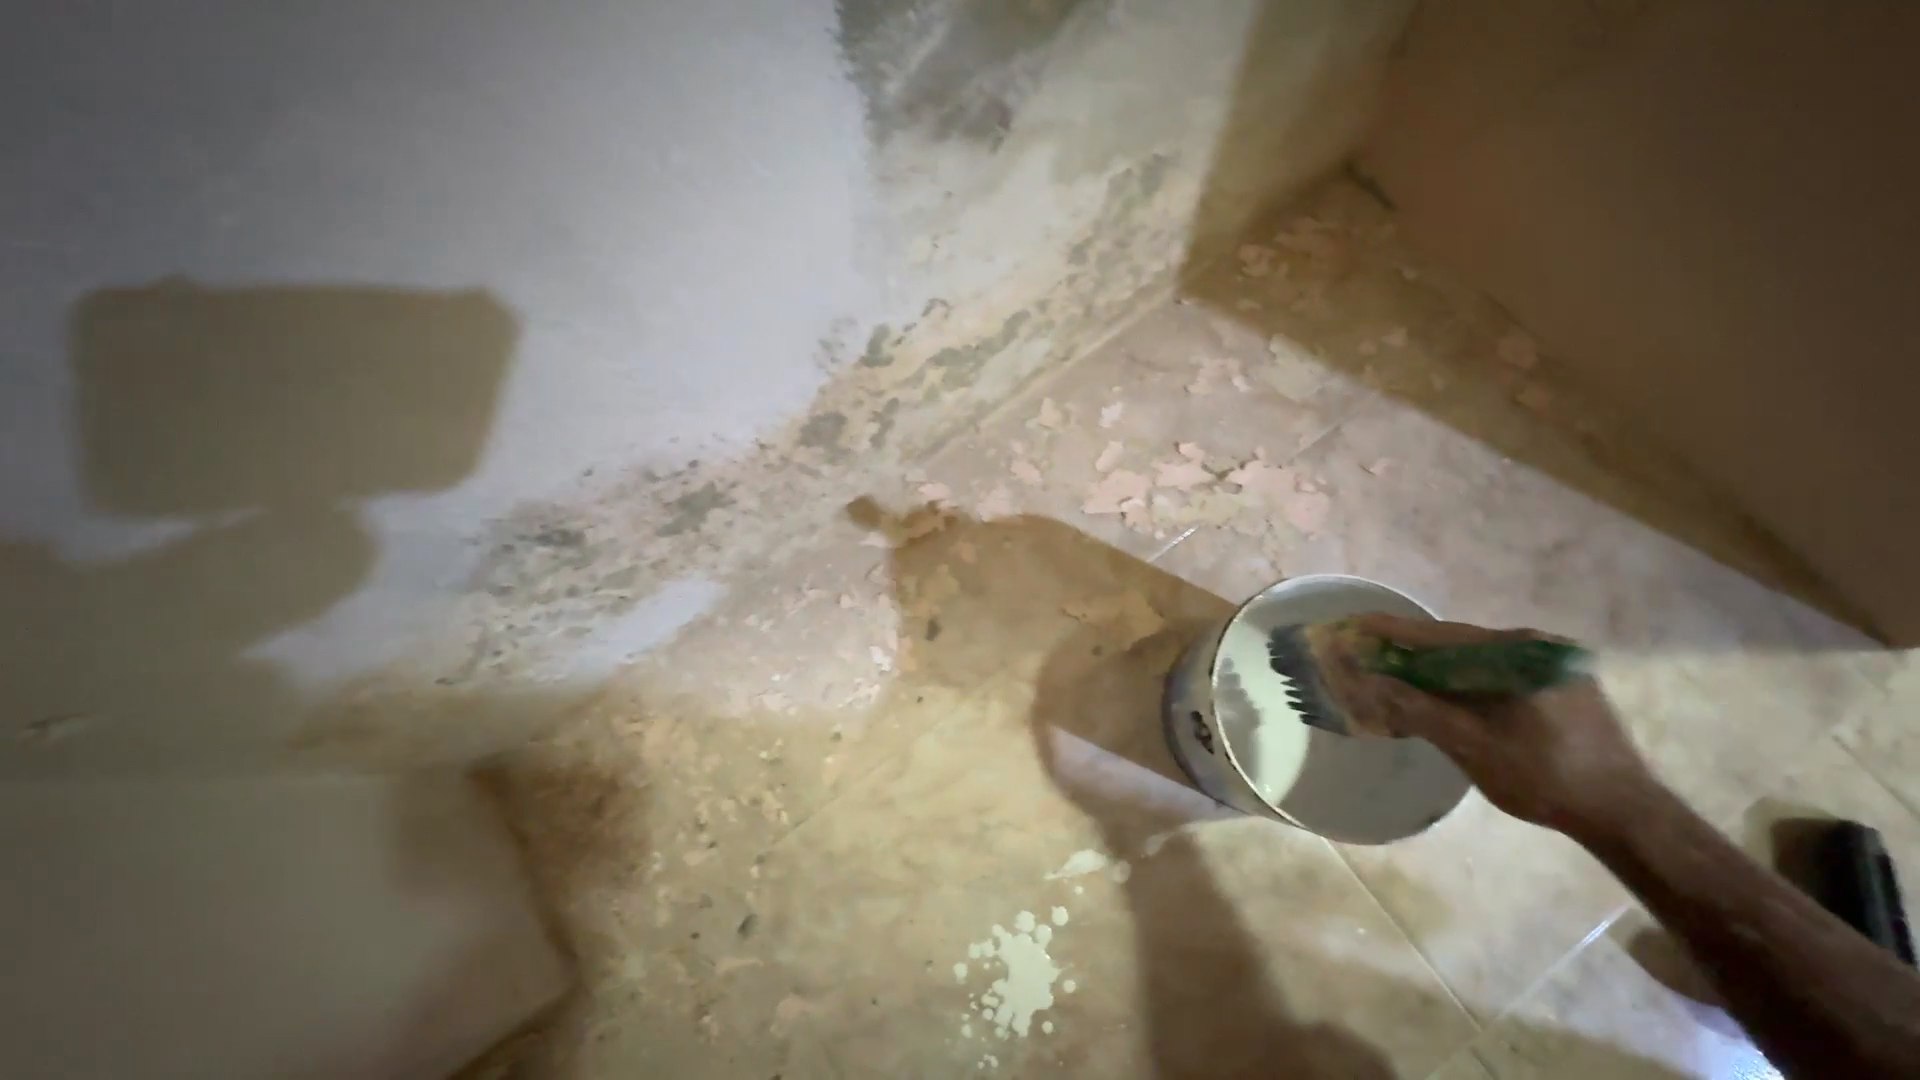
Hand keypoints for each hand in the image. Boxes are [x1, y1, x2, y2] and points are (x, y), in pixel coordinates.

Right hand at [1328, 615, 1656, 835]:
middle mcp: (1537, 648)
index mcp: (1518, 652)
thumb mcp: (1469, 743)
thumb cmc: (1544, 777)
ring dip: (1435, 670)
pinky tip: (1442, 697)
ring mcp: (1552, 666)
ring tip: (1395, 677)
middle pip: (1456, 644)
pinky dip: (1462, 683)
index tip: (1353, 625)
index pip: (1440, 634)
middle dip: (1409, 651)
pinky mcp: (1558, 688)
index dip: (1392, 631)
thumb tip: (1361, 681)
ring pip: (1475, 660)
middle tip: (1368, 655)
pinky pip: (1495, 674)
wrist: (1626, 816)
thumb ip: (1413, 707)